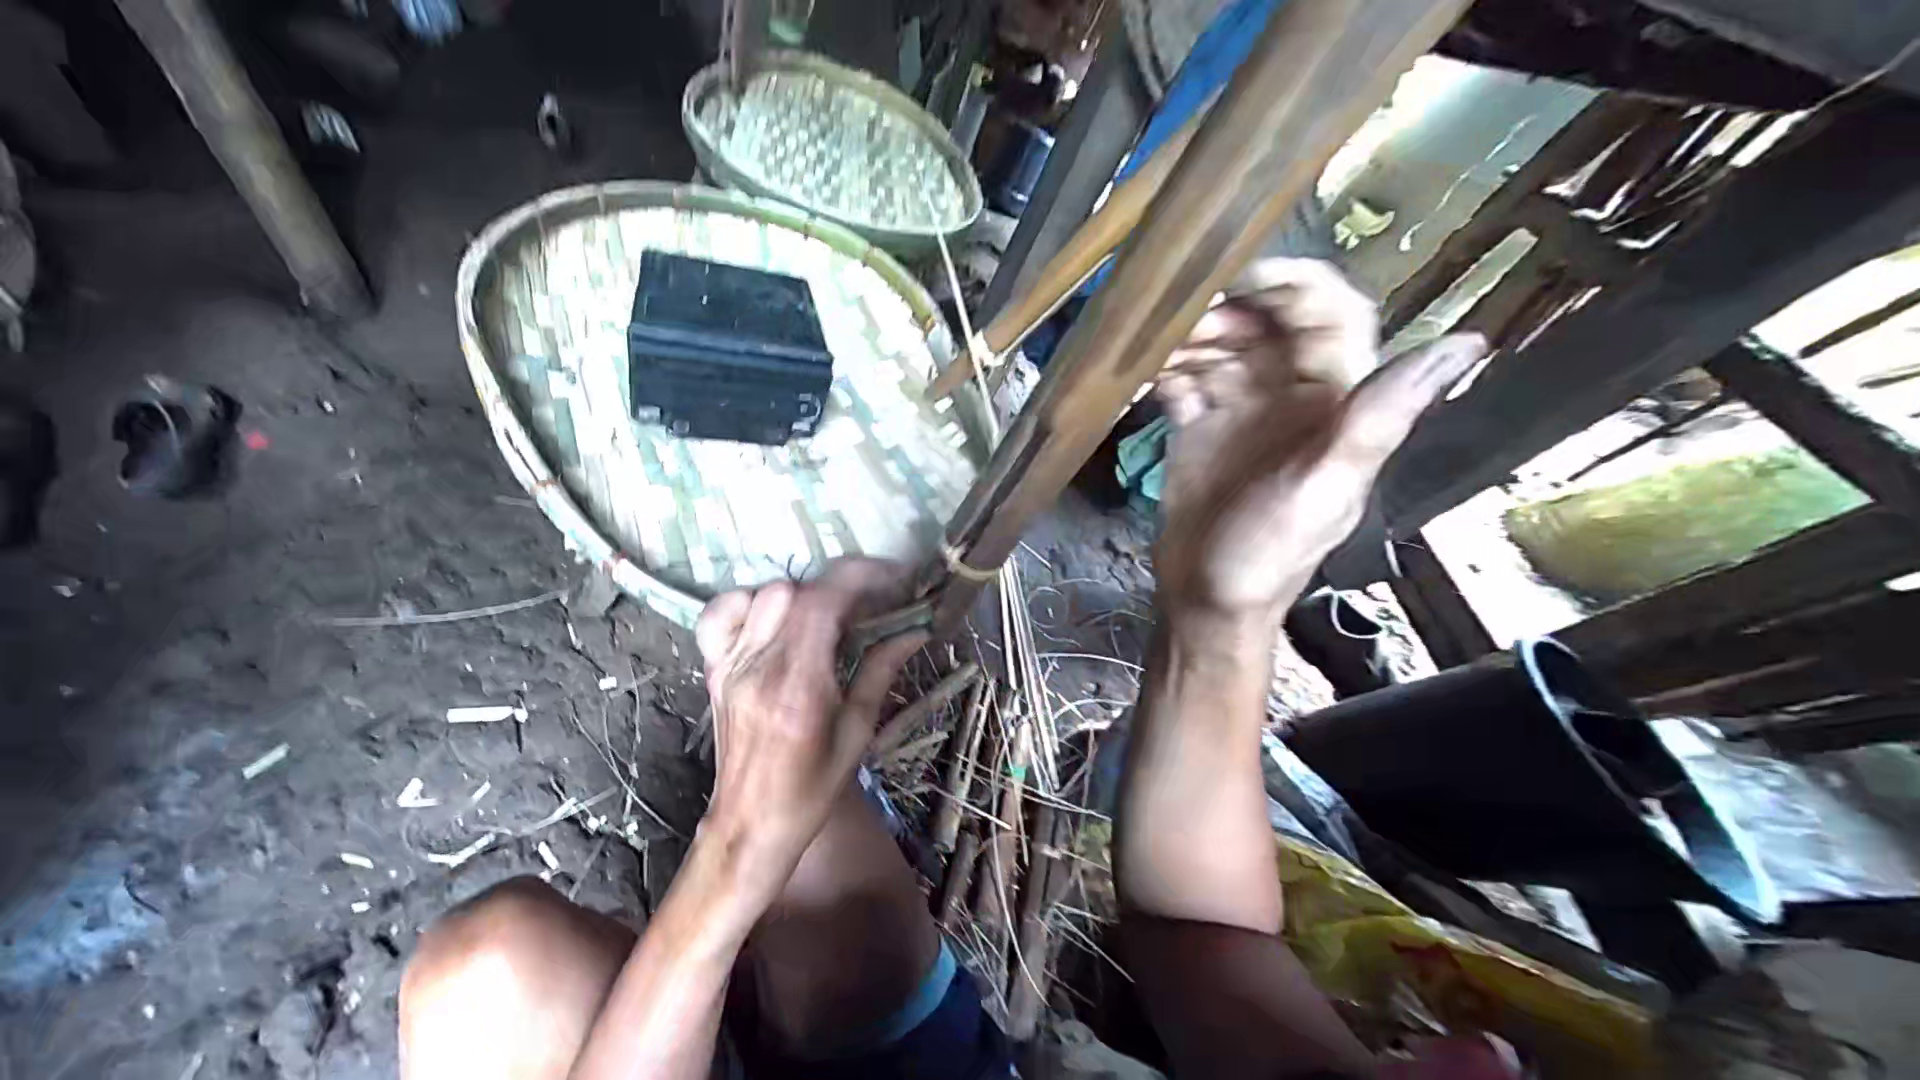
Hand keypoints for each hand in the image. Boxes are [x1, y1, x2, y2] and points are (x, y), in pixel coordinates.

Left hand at [692, 559, 926, 903]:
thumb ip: (880, 672)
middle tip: (869, 604)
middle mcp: (758, 668)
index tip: (891, 578)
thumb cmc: (812, 790)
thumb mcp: (858, 734)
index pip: (823, 603)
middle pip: (795, 592)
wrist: (750, 825)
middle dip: (841, 587)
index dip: (861, 578)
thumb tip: (915, 630)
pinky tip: (773, 618)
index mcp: (798, 687)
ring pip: (762, 595)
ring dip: (803, 594)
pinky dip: (748, 603)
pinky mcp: (714, 670)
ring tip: (828, 615)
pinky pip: (720, 615)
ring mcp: (729, 666)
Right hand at [1153, 258, 1483, 619]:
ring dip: (1192, 337)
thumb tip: (1467, 344)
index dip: (1298, 287)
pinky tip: (1147, 374)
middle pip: (1269, 325)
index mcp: (1335, 405)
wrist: (1206, 601)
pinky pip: (1186, 380)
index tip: (1247, 274)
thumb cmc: (1268, 556)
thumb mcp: (1325, 490)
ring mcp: (1240, 412)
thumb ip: (1378, 420)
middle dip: (1232, 309)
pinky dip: (1167, 369)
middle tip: (1187, 314)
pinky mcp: (1198, 429)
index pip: (1331, 320)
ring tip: (1161, 350)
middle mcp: (1291, 398)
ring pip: (1222, 347)